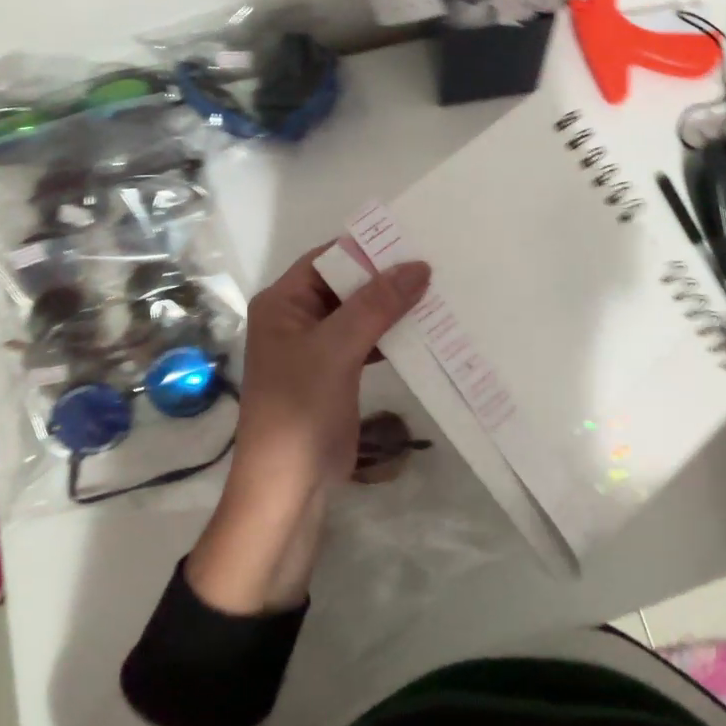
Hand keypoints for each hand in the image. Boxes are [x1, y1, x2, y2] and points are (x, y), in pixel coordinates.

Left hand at [188, 244, 430, 614]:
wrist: (287, 486)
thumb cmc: (300, 409)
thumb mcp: (337, 349)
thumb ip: (376, 305)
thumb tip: (419, 266)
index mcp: (283, 303)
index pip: (329, 258)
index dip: (369, 248)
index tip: (417, 238)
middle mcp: (297, 318)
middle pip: (348, 284)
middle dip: (389, 278)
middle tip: (440, 263)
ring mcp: (317, 347)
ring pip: (361, 313)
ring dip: (395, 308)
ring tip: (442, 293)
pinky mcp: (336, 373)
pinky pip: (368, 342)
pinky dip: (393, 337)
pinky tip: (428, 333)